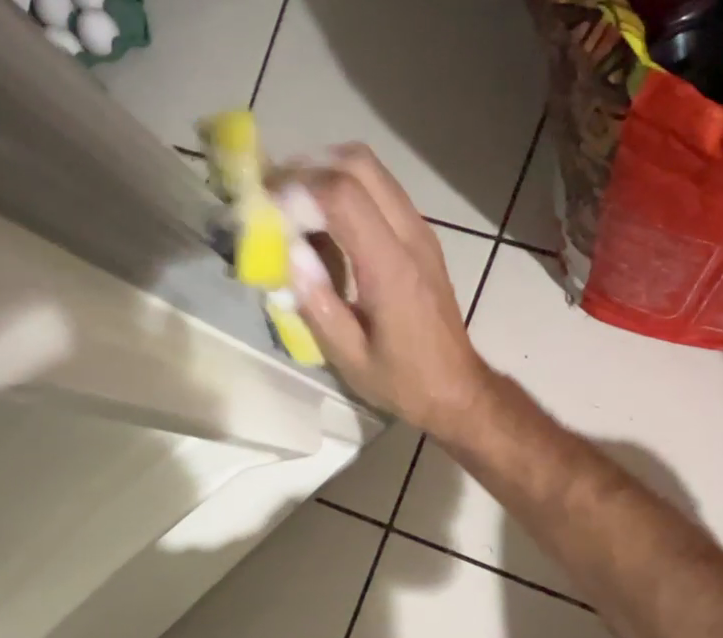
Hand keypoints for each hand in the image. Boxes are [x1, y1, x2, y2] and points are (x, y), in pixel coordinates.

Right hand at [283, 146, 496, 434]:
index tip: (265, 204)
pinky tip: (325, 225)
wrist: (458, 389)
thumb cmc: (403, 381)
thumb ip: (316, 303)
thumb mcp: (349, 358)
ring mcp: (421, 232)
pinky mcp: (422, 238)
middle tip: (275, 196)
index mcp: (390, 267)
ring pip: (372, 170)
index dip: (297, 188)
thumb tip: (287, 253)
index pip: (342, 194)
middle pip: (358, 163)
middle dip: (309, 169)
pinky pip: (382, 191)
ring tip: (294, 207)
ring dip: (328, 174)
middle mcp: (410, 236)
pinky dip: (347, 190)